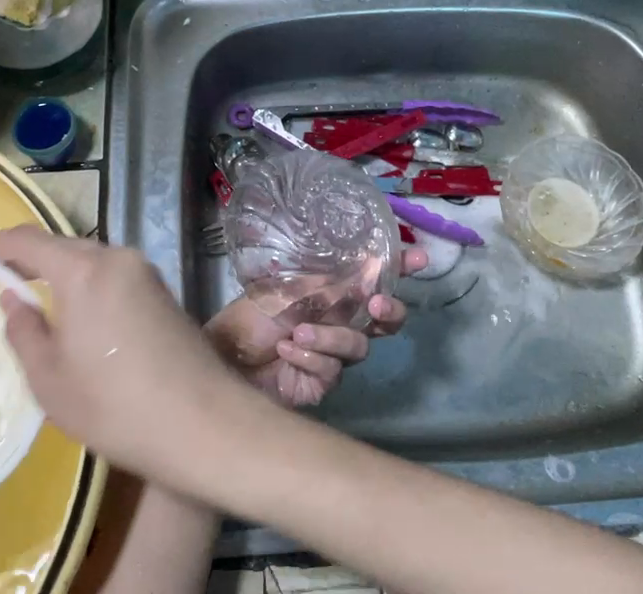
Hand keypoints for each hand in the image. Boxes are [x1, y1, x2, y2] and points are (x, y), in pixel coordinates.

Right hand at [0, 226, 260, 481]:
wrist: (203, 423)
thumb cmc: (114, 406)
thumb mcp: (50, 379)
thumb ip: (24, 331)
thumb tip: (15, 298)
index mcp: (85, 270)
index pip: (30, 240)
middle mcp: (119, 258)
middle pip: (64, 246)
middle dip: (30, 258)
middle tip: (0, 280)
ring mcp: (147, 273)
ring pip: (92, 260)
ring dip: (61, 272)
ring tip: (35, 298)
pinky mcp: (164, 293)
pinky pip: (114, 276)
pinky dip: (88, 285)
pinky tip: (77, 314)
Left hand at [206, 247, 426, 407]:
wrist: (223, 359)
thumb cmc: (250, 317)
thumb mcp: (289, 290)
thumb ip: (330, 282)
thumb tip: (371, 261)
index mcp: (332, 294)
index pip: (373, 279)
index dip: (399, 268)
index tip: (419, 258)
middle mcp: (339, 323)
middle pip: (384, 321)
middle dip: (388, 311)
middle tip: (375, 306)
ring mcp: (334, 355)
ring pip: (358, 346)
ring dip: (329, 338)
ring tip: (297, 334)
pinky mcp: (324, 384)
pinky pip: (333, 370)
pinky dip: (310, 358)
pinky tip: (287, 352)